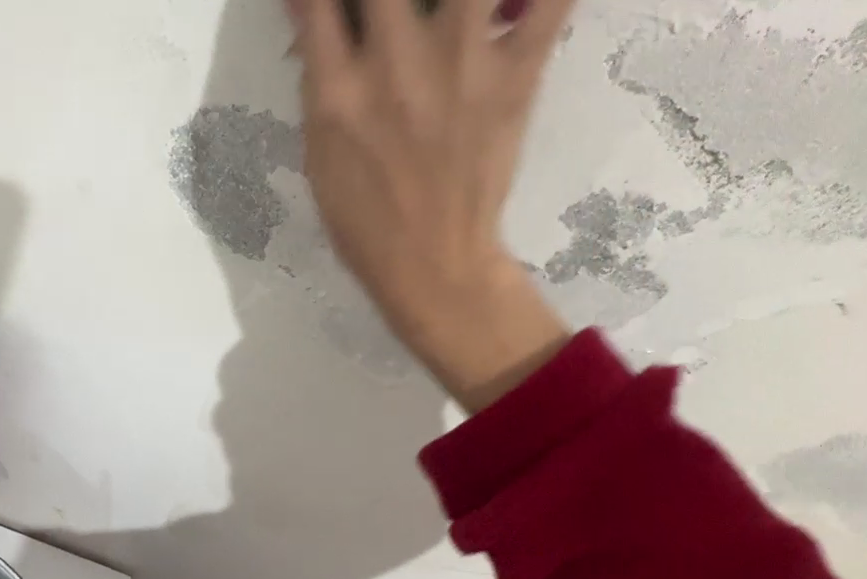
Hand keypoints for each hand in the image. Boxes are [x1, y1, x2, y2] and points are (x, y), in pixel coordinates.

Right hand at [291, 0, 576, 409]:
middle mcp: (396, 65)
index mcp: (339, 93)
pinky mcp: (516, 76)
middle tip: (394, 10)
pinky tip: (518, 5)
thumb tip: (316, 22)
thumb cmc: (365, 219)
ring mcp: (463, 64)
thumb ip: (318, 85)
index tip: (329, 2)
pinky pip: (549, 4)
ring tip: (448, 10)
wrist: (432, 264)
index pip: (319, 2)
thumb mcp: (319, 159)